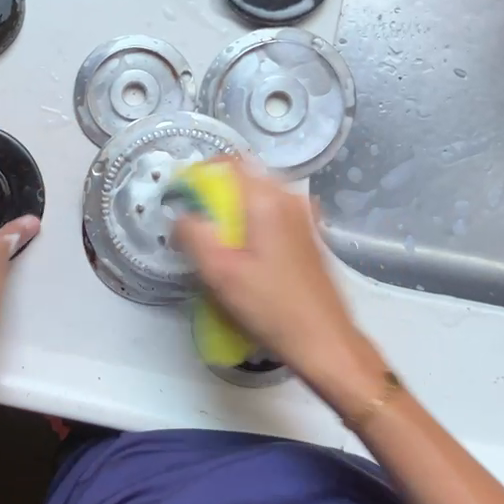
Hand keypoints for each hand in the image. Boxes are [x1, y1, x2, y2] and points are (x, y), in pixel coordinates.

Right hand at [173, 160, 381, 393]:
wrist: (323, 340)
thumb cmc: (271, 307)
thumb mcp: (219, 272)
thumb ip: (193, 234)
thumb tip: (181, 217)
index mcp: (266, 200)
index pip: (226, 163)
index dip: (197, 175)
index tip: (180, 197)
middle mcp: (289, 198)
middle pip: (242, 178)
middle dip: (213, 195)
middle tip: (194, 225)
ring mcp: (304, 215)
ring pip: (258, 196)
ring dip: (232, 210)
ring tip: (216, 242)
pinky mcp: (309, 234)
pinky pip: (272, 214)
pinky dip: (252, 223)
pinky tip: (244, 254)